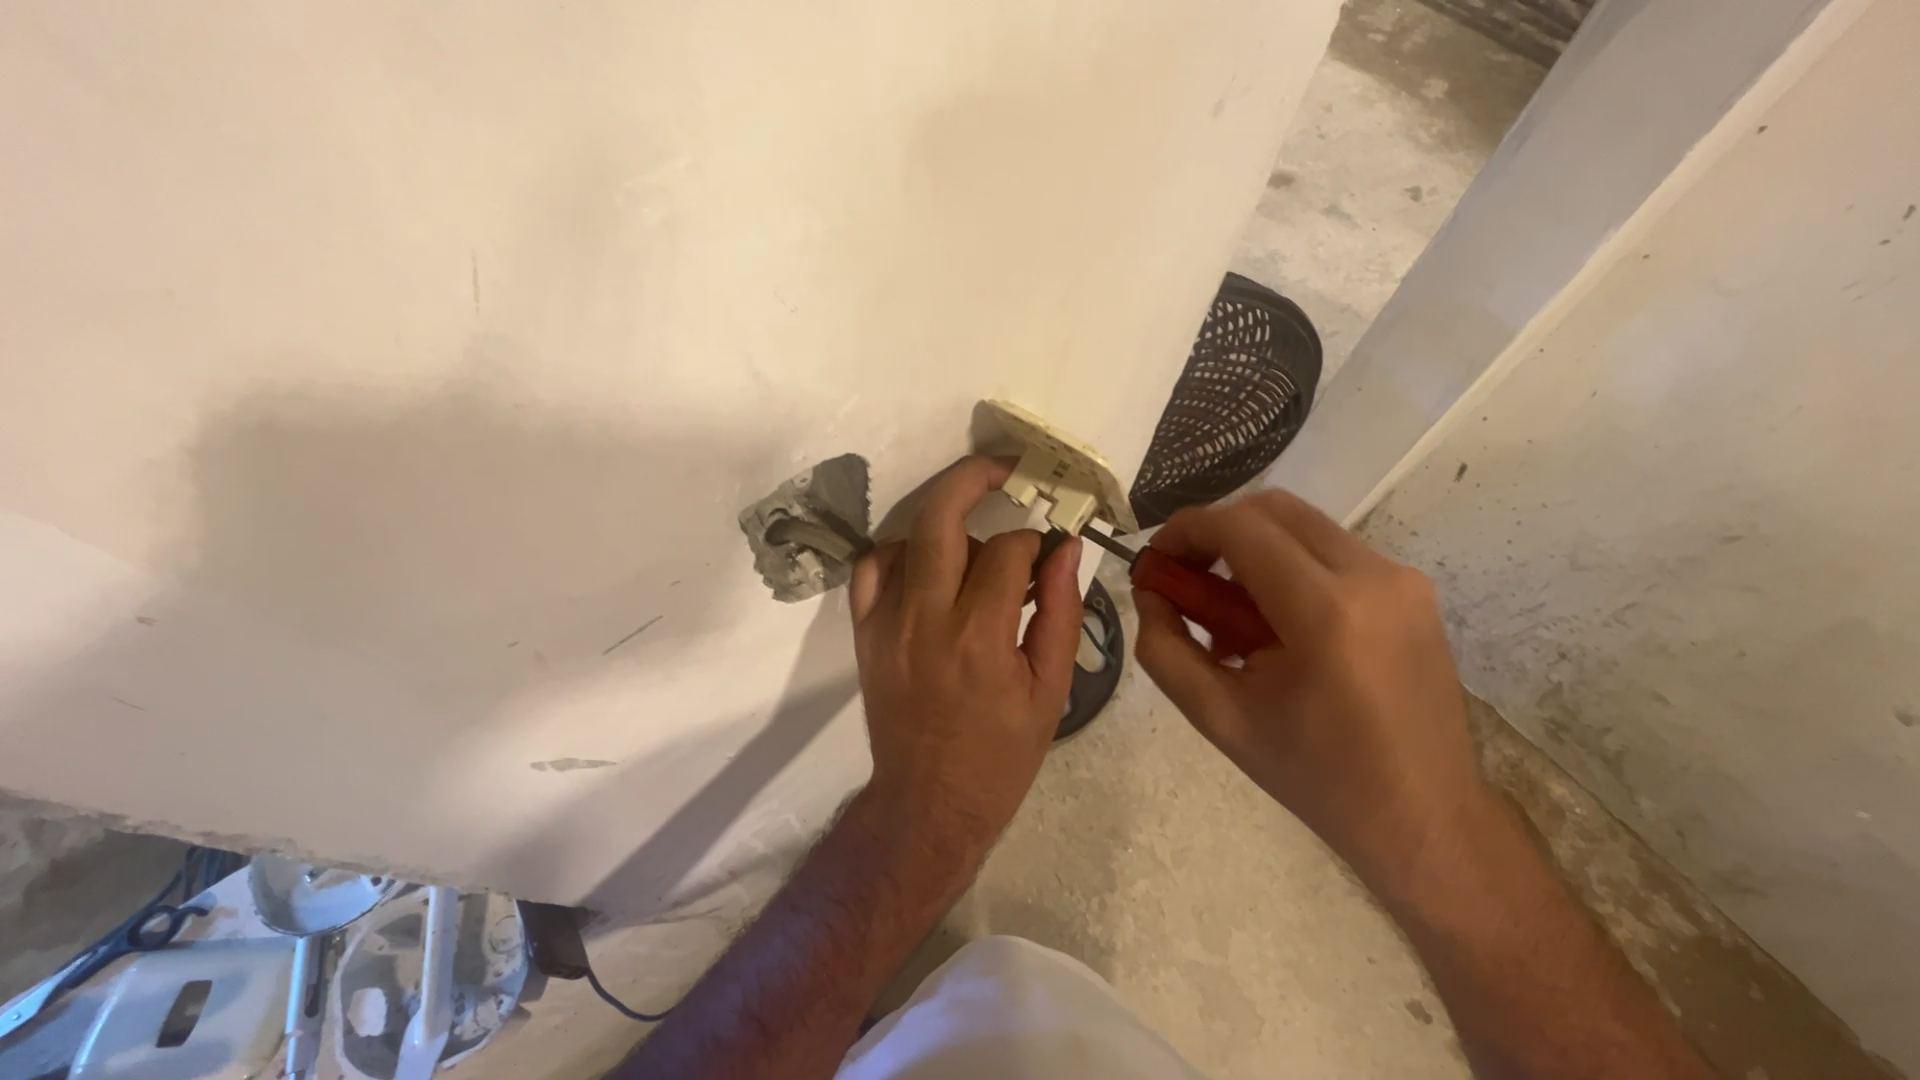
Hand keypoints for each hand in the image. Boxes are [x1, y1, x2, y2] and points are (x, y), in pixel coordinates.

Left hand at [848, 456, 1083, 862]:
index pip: (1009, 548)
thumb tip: (1066, 547)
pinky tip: (927, 569)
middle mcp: (926, 616)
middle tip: (1008, 470)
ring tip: (974, 548)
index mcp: (980, 635)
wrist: (929, 801)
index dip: (1036, 540)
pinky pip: (871, 568)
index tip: (1049, 550)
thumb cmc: (1001, 753)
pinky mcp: (863, 633)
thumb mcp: (1050, 688)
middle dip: (978, 477)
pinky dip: (900, 554)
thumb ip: (1058, 610)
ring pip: (907, 536)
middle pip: (941, 515)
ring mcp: (886, 622)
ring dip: (945, 526)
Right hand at [1132, 491, 1485, 886]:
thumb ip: (1165, 648)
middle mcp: (1373, 577)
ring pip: (1304, 527)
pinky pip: (1334, 551)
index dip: (1186, 530)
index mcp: (1326, 613)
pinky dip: (1290, 566)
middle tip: (1186, 577)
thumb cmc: (1313, 774)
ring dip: (1253, 549)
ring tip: (1231, 613)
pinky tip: (1277, 623)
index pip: (1240, 528)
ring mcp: (1403, 579)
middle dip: (1217, 531)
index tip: (1155, 559)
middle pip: (1274, 509)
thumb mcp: (1218, 717)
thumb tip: (1149, 592)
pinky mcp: (1414, 590)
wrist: (1422, 816)